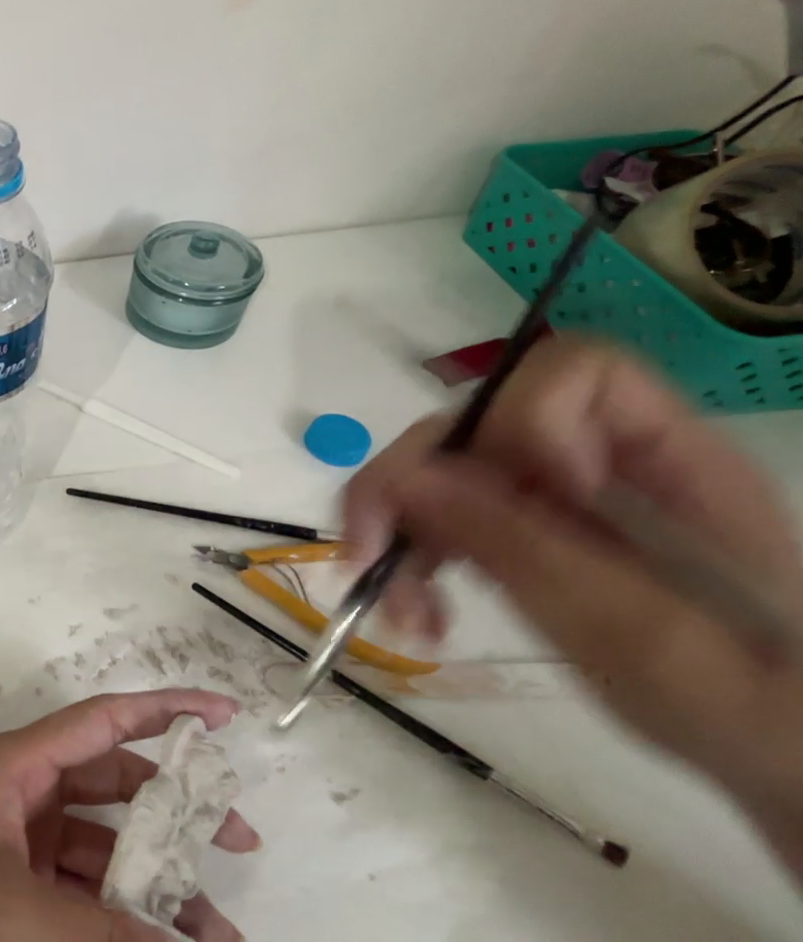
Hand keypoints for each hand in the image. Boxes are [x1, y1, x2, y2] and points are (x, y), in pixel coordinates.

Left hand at [0, 690, 260, 940]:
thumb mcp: (13, 908)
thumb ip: (102, 929)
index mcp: (19, 765)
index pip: (105, 722)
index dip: (166, 710)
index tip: (225, 716)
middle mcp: (23, 791)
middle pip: (115, 786)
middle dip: (177, 812)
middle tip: (240, 842)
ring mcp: (16, 839)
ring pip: (103, 847)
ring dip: (154, 882)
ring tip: (214, 929)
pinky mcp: (9, 884)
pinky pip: (79, 887)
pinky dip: (117, 911)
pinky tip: (154, 939)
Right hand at [342, 337, 802, 875]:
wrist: (777, 759)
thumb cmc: (745, 707)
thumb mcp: (639, 634)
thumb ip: (524, 546)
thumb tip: (408, 475)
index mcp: (671, 462)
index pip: (572, 374)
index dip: (517, 422)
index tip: (503, 506)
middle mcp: (602, 463)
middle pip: (476, 423)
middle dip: (409, 486)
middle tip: (371, 560)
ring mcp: (558, 497)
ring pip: (441, 472)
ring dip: (399, 534)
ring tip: (404, 613)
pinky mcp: (527, 532)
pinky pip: (442, 516)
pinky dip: (413, 561)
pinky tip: (421, 616)